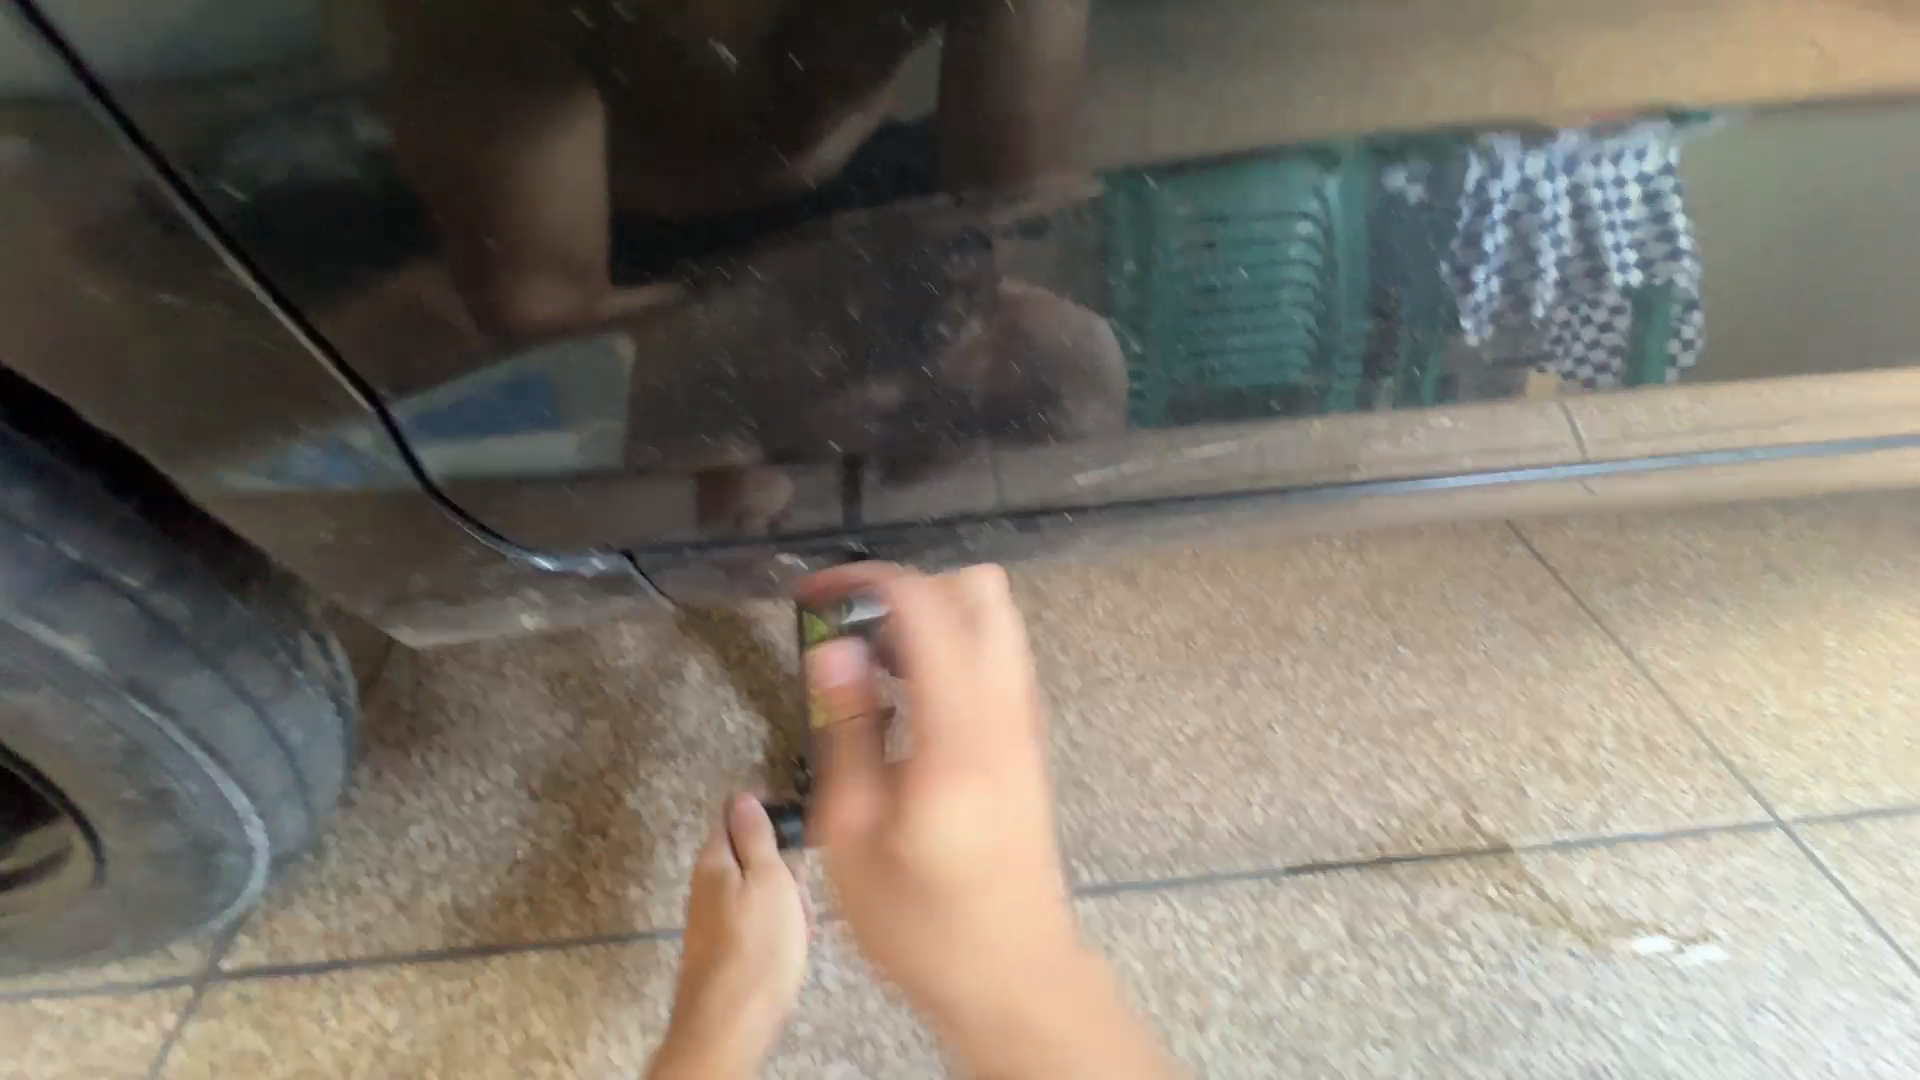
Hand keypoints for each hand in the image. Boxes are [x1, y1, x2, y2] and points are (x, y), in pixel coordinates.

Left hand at [651, 795, 810, 1079]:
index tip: (796, 829)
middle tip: (799, 886)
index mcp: (714, 859)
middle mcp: (708, 884)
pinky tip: (790, 944)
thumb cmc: (757, 944)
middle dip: (783, 865)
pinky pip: (759, 920)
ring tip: (799, 920)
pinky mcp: (727, 948)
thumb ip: (756, 835)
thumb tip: (743, 796)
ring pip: (761, 890)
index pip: (736, 815)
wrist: (730, 1025)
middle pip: (752, 854)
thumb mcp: (768, 876)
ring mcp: (716, 919)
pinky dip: (779, 926)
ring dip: (786, 898)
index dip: (769, 815)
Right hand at [796, 564, 1085, 1040]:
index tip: (817, 593)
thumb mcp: (855, 834)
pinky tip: (909, 697)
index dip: (864, 581)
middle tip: (857, 631)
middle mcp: (1005, 707)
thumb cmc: (924, 921)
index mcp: (958, 727)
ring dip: (932, 618)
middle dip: (909, 591)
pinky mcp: (1027, 736)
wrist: (1015, 972)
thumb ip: (847, 728)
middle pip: (977, 590)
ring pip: (992, 617)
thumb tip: (833, 651)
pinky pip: (996, 656)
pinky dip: (953, 648)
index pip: (924, 604)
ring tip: (875, 664)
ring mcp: (1025, 718)